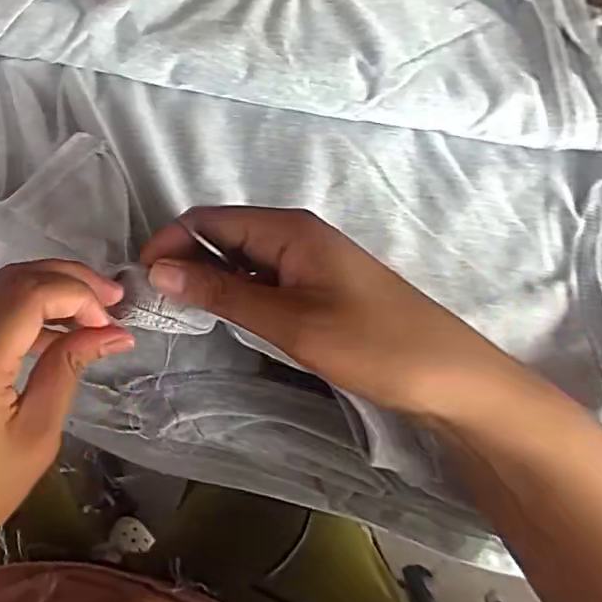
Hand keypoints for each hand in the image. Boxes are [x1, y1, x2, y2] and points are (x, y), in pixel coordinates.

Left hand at [0, 261, 135, 598]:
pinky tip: (55, 327)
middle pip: (14, 278)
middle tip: (112, 297)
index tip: (111, 320)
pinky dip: (23, 305)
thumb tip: (112, 332)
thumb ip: (68, 369)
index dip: (77, 295)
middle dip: (68, 278)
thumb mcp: (36, 436)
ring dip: (47, 287)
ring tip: (93, 308)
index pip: (30, 294)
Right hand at [139, 206, 532, 421]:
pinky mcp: (315, 281)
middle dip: (183, 258)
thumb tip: (158, 270)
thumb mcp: (289, 322)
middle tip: (156, 297)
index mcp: (288, 229)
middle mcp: (294, 233)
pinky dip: (233, 288)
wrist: (459, 383)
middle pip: (221, 233)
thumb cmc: (374, 346)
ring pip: (238, 255)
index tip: (142, 277)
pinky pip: (259, 273)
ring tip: (181, 307)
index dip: (170, 242)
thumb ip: (221, 293)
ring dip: (207, 275)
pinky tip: (225, 312)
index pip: (208, 219)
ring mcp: (306, 257)